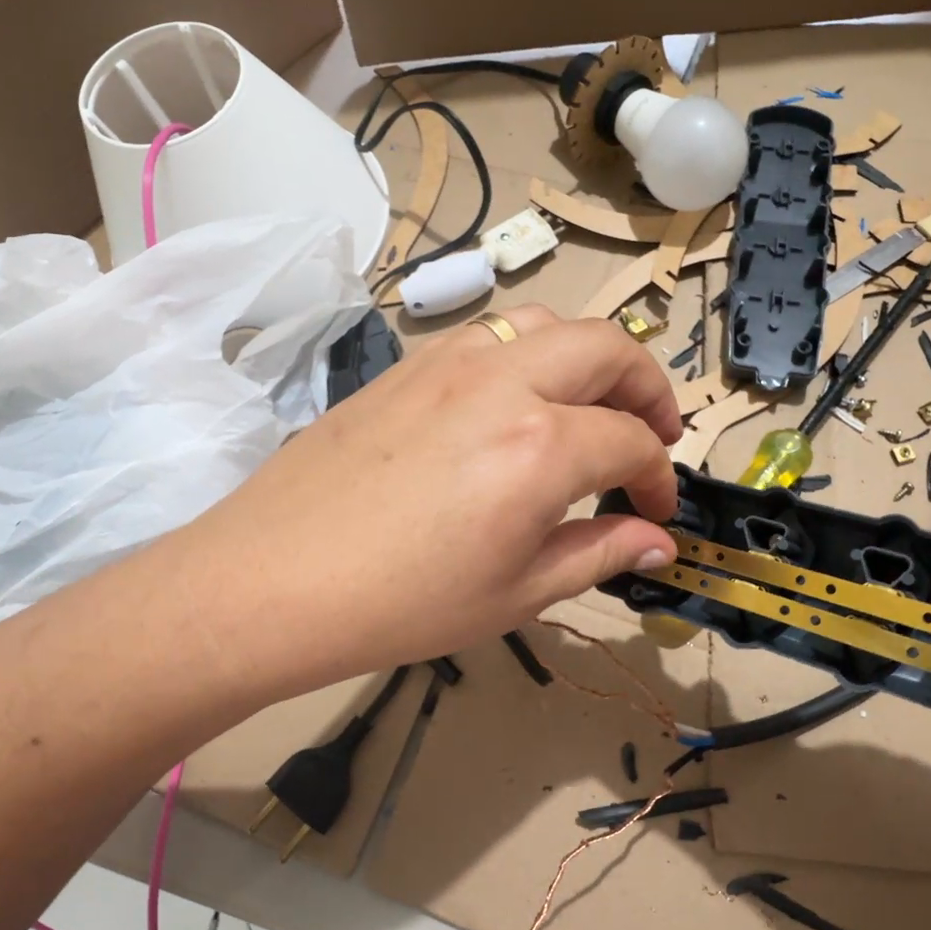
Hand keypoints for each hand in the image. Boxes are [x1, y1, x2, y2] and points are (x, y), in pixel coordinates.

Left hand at [184, 305, 680, 694]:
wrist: (272, 581)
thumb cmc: (402, 604)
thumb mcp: (516, 594)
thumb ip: (599, 554)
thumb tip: (658, 542)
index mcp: (541, 445)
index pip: (631, 442)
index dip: (658, 479)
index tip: (657, 513)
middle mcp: (504, 381)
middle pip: (606, 349)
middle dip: (648, 387)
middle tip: (653, 435)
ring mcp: (450, 363)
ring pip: (547, 324)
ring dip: (588, 360)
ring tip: (590, 409)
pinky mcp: (408, 366)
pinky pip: (491, 336)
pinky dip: (530, 356)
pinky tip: (515, 405)